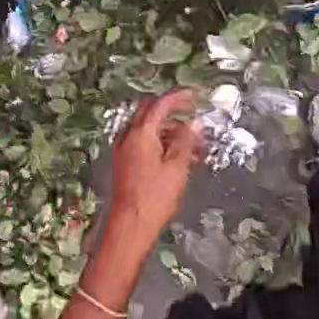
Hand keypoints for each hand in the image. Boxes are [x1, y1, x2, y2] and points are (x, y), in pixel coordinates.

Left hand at [108, 91, 204, 245]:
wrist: (131, 224)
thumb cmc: (156, 196)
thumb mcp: (177, 168)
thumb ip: (185, 142)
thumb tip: (194, 123)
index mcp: (140, 133)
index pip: (160, 105)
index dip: (178, 97)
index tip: (195, 94)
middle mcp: (127, 136)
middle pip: (149, 113)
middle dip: (172, 112)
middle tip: (193, 117)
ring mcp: (123, 149)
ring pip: (147, 130)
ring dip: (168, 132)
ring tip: (193, 146)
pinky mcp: (124, 162)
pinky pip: (143, 143)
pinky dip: (160, 144)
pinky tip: (177, 158)